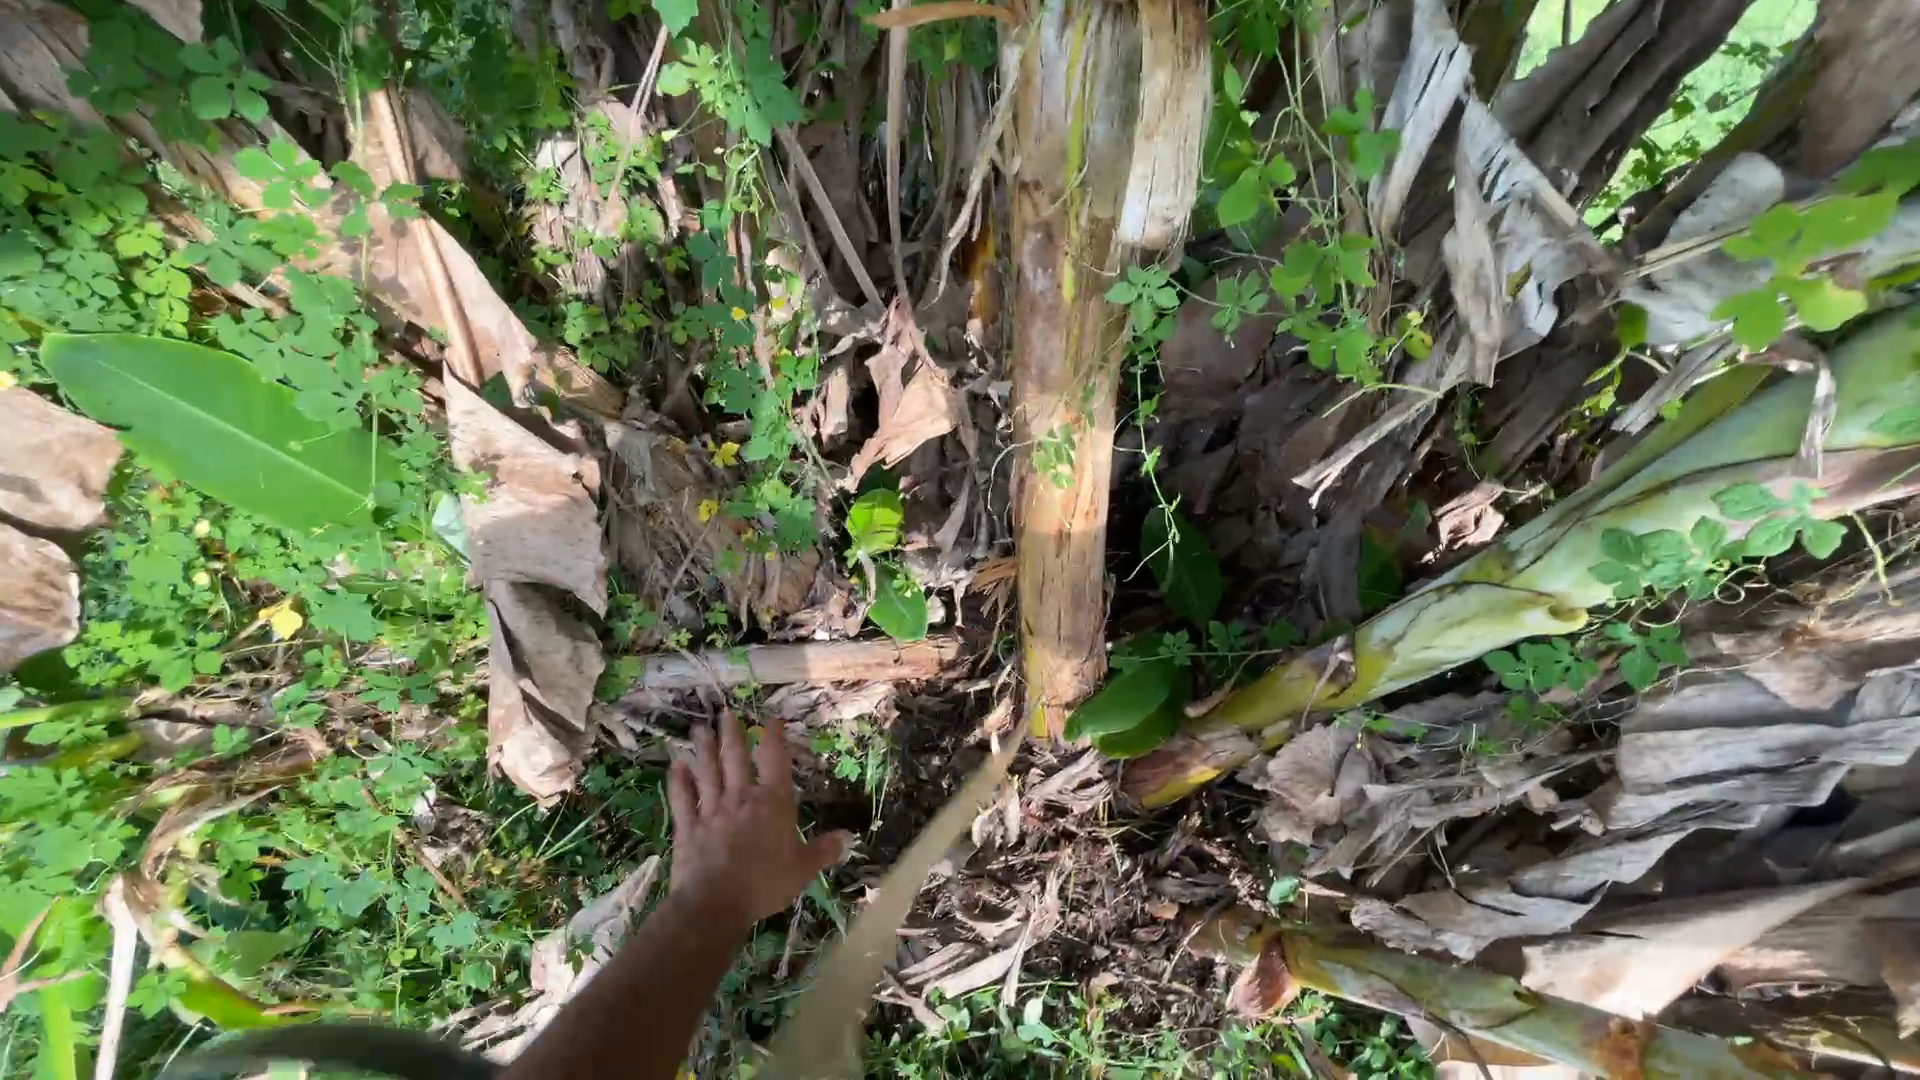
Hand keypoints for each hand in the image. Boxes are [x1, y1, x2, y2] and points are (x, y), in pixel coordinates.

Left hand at [666, 712, 851, 924]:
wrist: (714, 904)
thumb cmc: (764, 884)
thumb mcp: (802, 870)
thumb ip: (823, 851)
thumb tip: (845, 838)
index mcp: (773, 802)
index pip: (774, 760)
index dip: (773, 736)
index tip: (771, 719)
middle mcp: (742, 797)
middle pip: (735, 757)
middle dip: (732, 733)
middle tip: (725, 713)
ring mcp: (711, 810)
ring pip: (708, 771)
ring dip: (704, 748)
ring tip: (700, 728)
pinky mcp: (688, 826)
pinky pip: (682, 798)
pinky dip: (679, 780)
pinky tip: (676, 765)